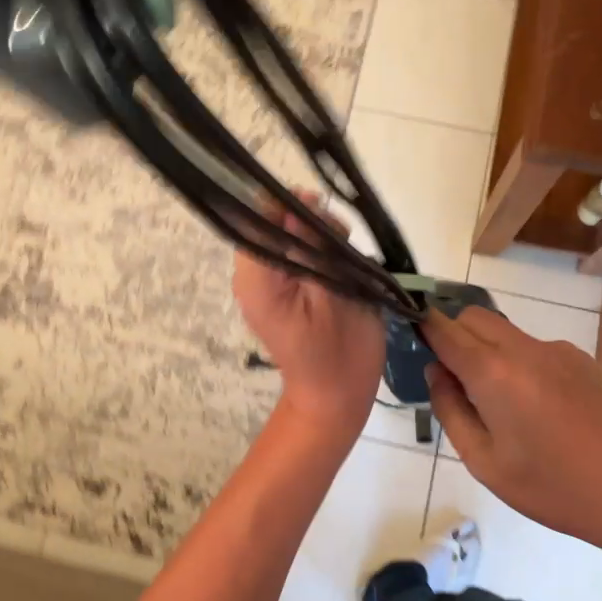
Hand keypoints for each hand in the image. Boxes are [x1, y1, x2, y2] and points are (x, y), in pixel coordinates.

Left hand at [233, 196, 384, 435]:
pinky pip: (301, 249)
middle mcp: (257, 273)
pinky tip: (345, 261)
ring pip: (291, 231)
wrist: (337, 396)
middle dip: (308, 218)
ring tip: (346, 253)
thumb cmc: (336, 354)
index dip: (284, 204)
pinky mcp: (291, 283)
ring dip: (320, 232)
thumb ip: (313, 249)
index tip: (319, 207)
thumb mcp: (331, 297)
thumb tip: (296, 204)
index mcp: (256, 278)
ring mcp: (273, 278)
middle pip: (273, 221)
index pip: (255, 219)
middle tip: (341, 238)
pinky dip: (323, 247)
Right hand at [422, 307, 601, 547]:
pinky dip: (521, 364)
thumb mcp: (485, 462)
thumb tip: (437, 373)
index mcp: (494, 373)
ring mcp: (558, 351)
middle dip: (454, 334)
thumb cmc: (552, 486)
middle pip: (475, 318)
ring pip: (506, 332)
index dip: (423, 326)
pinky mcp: (582, 360)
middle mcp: (524, 348)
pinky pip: (536, 350)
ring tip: (500, 406)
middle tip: (452, 379)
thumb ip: (452, 411)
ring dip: (489, 351)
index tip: (412, 338)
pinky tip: (540, 412)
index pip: (444, 328)